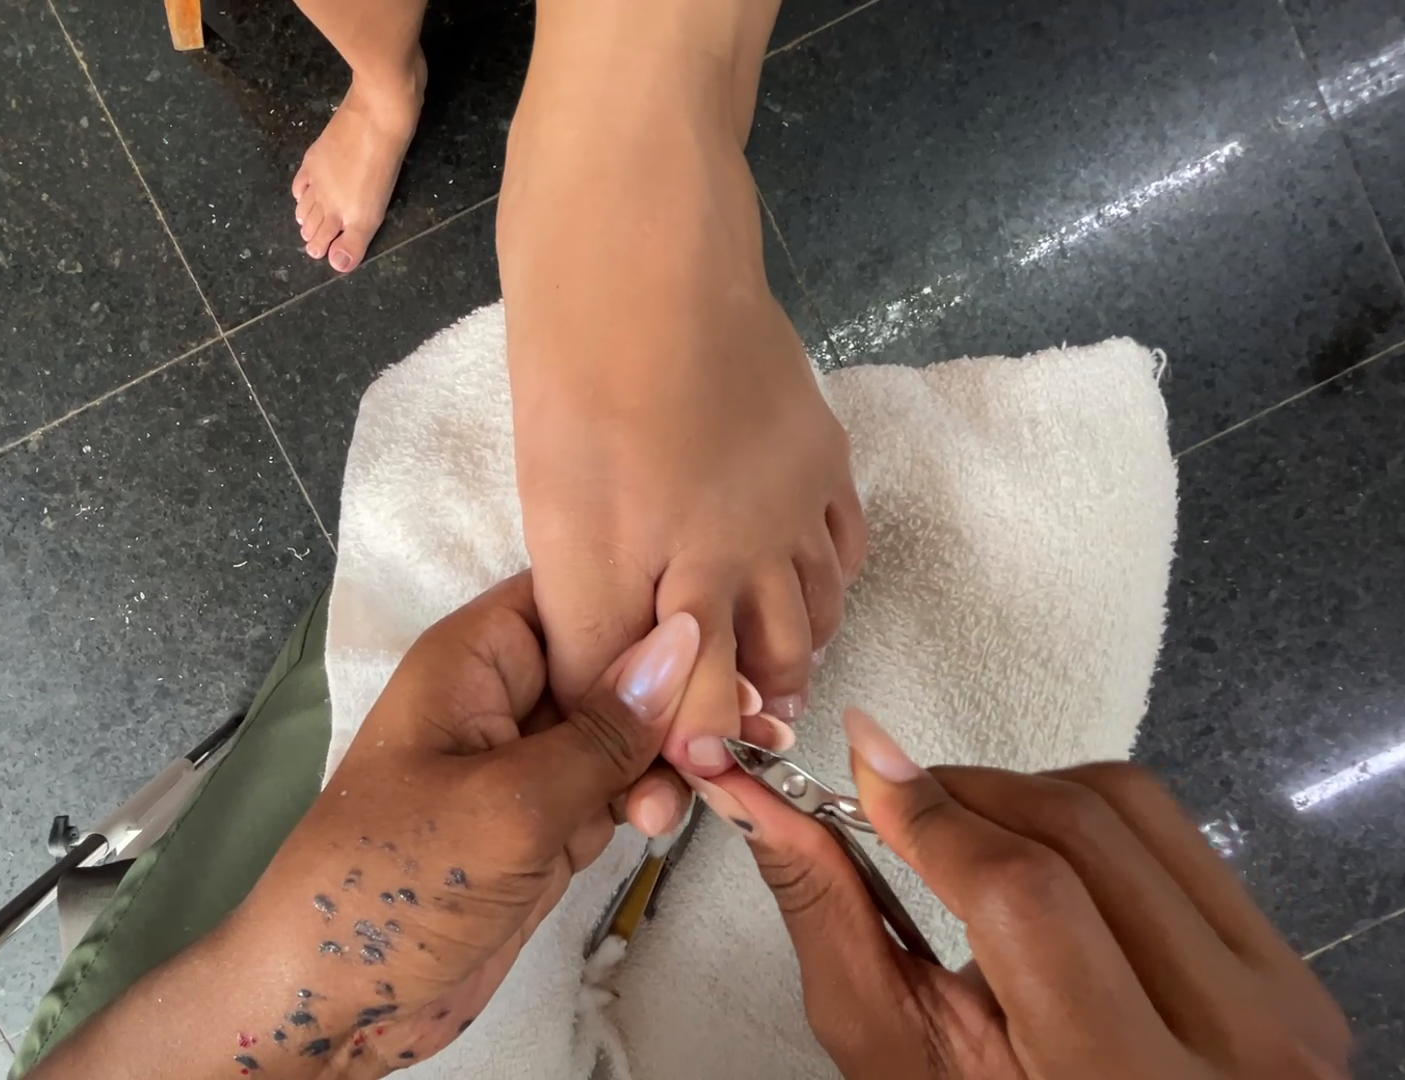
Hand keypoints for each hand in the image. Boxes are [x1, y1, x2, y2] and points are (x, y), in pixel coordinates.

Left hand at [220, 573, 700, 1076]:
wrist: (338, 1002)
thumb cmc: (400, 878)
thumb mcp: (511, 801)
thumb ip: (603, 729)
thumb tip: (683, 640)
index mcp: (476, 657)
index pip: (573, 595)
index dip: (644, 612)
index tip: (720, 650)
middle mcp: (503, 695)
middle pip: (606, 666)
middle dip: (662, 702)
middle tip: (726, 736)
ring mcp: (525, 759)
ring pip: (617, 732)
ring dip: (653, 762)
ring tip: (661, 807)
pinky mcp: (543, 815)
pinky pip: (608, 785)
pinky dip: (636, 801)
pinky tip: (653, 825)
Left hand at [500, 68, 866, 811]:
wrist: (636, 254)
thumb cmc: (576, 394)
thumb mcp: (561, 526)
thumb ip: (592, 629)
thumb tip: (609, 708)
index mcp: (690, 579)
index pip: (696, 706)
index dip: (680, 759)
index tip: (663, 799)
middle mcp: (764, 551)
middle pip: (770, 669)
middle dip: (743, 719)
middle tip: (723, 749)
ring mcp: (803, 494)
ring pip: (814, 613)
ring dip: (788, 660)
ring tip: (765, 689)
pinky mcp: (820, 445)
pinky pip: (843, 546)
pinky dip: (826, 588)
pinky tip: (807, 594)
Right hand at [719, 709, 1351, 1078]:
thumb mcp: (880, 1037)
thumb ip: (819, 904)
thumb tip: (748, 787)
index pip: (1023, 894)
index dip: (929, 811)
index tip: (863, 759)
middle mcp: (1240, 1047)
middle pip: (1077, 827)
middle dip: (960, 790)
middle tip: (897, 808)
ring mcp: (1287, 1007)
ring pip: (1126, 806)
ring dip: (1014, 791)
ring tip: (961, 837)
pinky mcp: (1291, 971)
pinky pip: (1169, 828)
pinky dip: (1074, 809)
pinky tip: (1032, 859)